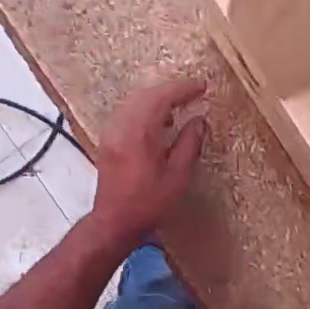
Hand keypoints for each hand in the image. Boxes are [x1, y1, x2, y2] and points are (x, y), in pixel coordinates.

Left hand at [88, 79, 208, 246]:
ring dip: (156, 99)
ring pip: (134, 102)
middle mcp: (121, 126)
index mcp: (140, 132)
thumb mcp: (178, 176)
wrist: (114, 222)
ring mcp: (111, 132)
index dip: (183, 89)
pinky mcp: (107, 141)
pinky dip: (144, 110)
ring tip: (178, 108)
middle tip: (192, 93)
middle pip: (146, 94)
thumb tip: (199, 121)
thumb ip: (190, 144)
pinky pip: (126, 113)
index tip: (202, 86)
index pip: (162, 97)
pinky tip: (158, 123)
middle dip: (170, 90)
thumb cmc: (148, 203)